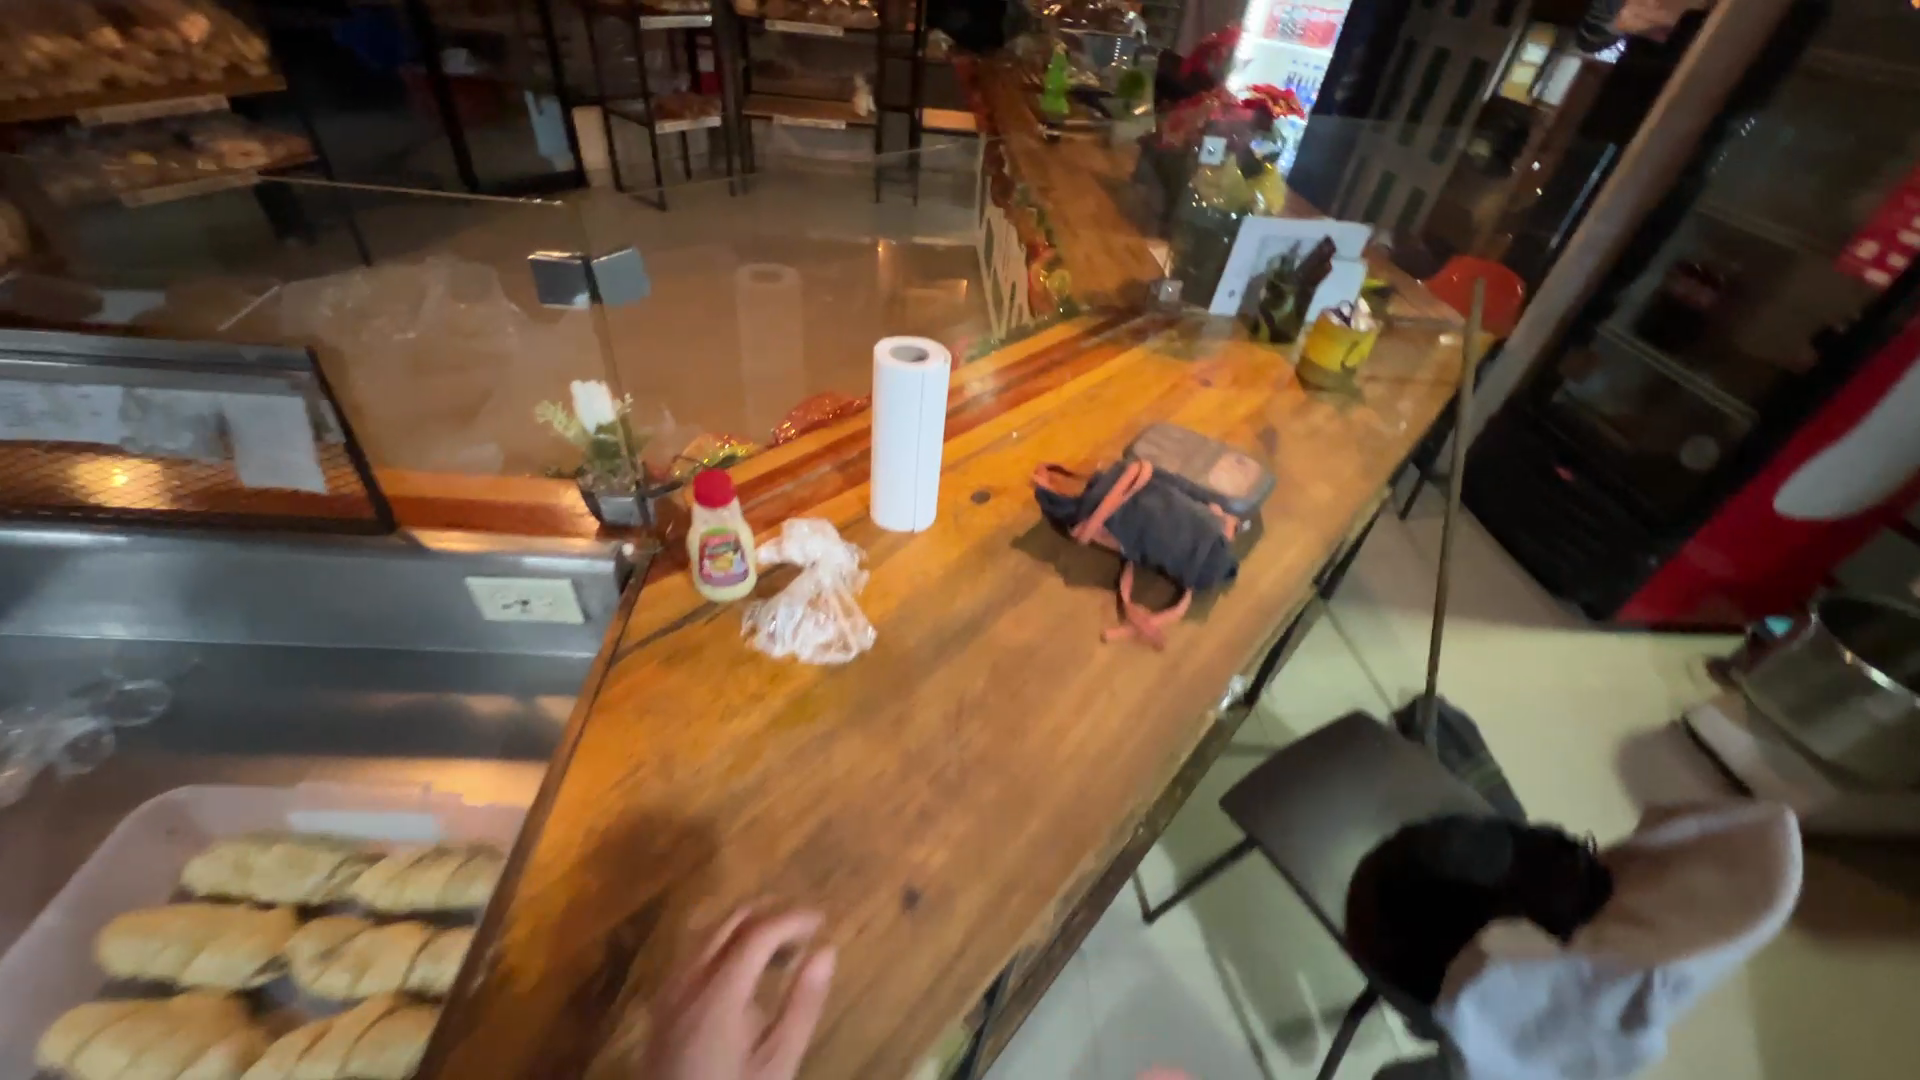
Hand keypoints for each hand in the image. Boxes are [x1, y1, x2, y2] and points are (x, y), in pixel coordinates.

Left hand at [644, 908, 836, 1079]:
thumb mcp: (778, 1063)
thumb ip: (804, 1003)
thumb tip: (826, 951)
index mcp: (719, 995)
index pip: (759, 933)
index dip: (793, 919)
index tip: (822, 921)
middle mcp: (688, 983)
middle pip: (730, 921)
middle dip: (770, 913)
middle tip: (804, 928)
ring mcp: (669, 994)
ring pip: (709, 932)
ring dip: (747, 927)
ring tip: (781, 947)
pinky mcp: (661, 1008)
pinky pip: (694, 954)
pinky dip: (724, 945)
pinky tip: (744, 970)